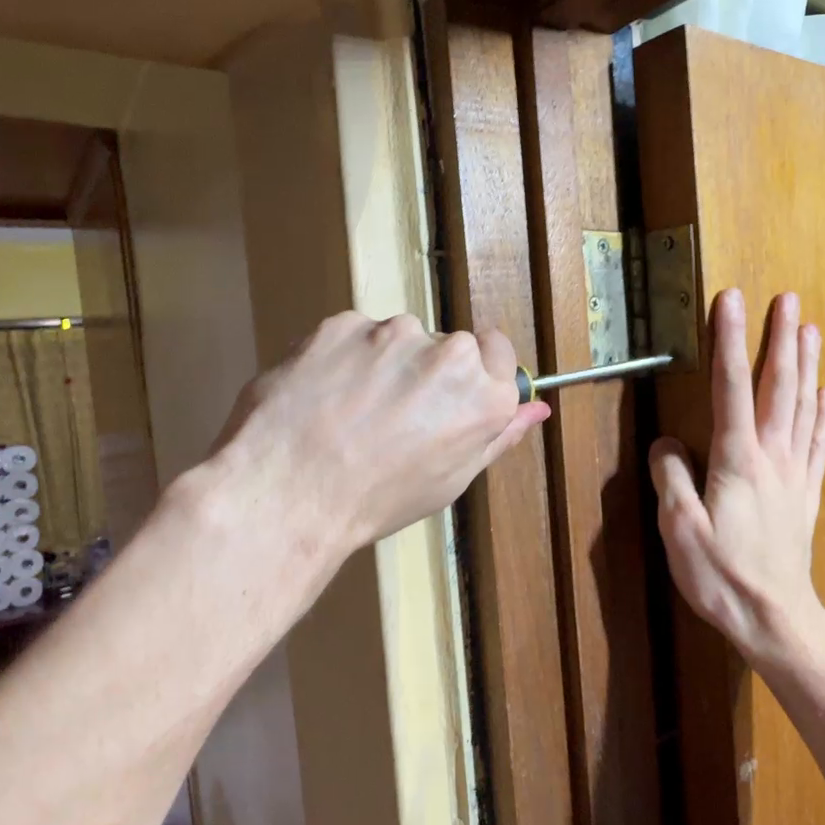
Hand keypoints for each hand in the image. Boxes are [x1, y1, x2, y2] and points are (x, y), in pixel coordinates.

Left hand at [196, 311, 549, 566]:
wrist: (287, 493)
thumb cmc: (376, 501)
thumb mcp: (451, 479)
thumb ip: (499, 434)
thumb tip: (537, 407)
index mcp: (484, 395)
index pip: (498, 350)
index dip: (474, 371)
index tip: (449, 394)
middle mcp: (448, 355)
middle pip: (447, 346)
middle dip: (427, 371)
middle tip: (393, 417)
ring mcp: (392, 333)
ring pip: (397, 338)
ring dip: (383, 363)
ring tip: (348, 412)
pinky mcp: (342, 323)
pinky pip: (352, 334)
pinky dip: (342, 357)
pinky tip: (321, 397)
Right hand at [649, 290, 824, 663]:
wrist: (775, 617)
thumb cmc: (723, 576)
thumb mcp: (679, 530)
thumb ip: (671, 479)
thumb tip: (666, 444)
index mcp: (737, 461)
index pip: (730, 388)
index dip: (730, 341)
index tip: (732, 301)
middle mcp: (772, 458)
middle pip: (777, 387)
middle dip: (781, 340)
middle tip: (788, 300)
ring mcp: (795, 475)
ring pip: (802, 407)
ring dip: (806, 366)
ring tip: (810, 329)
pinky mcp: (806, 495)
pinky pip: (818, 444)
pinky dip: (824, 415)